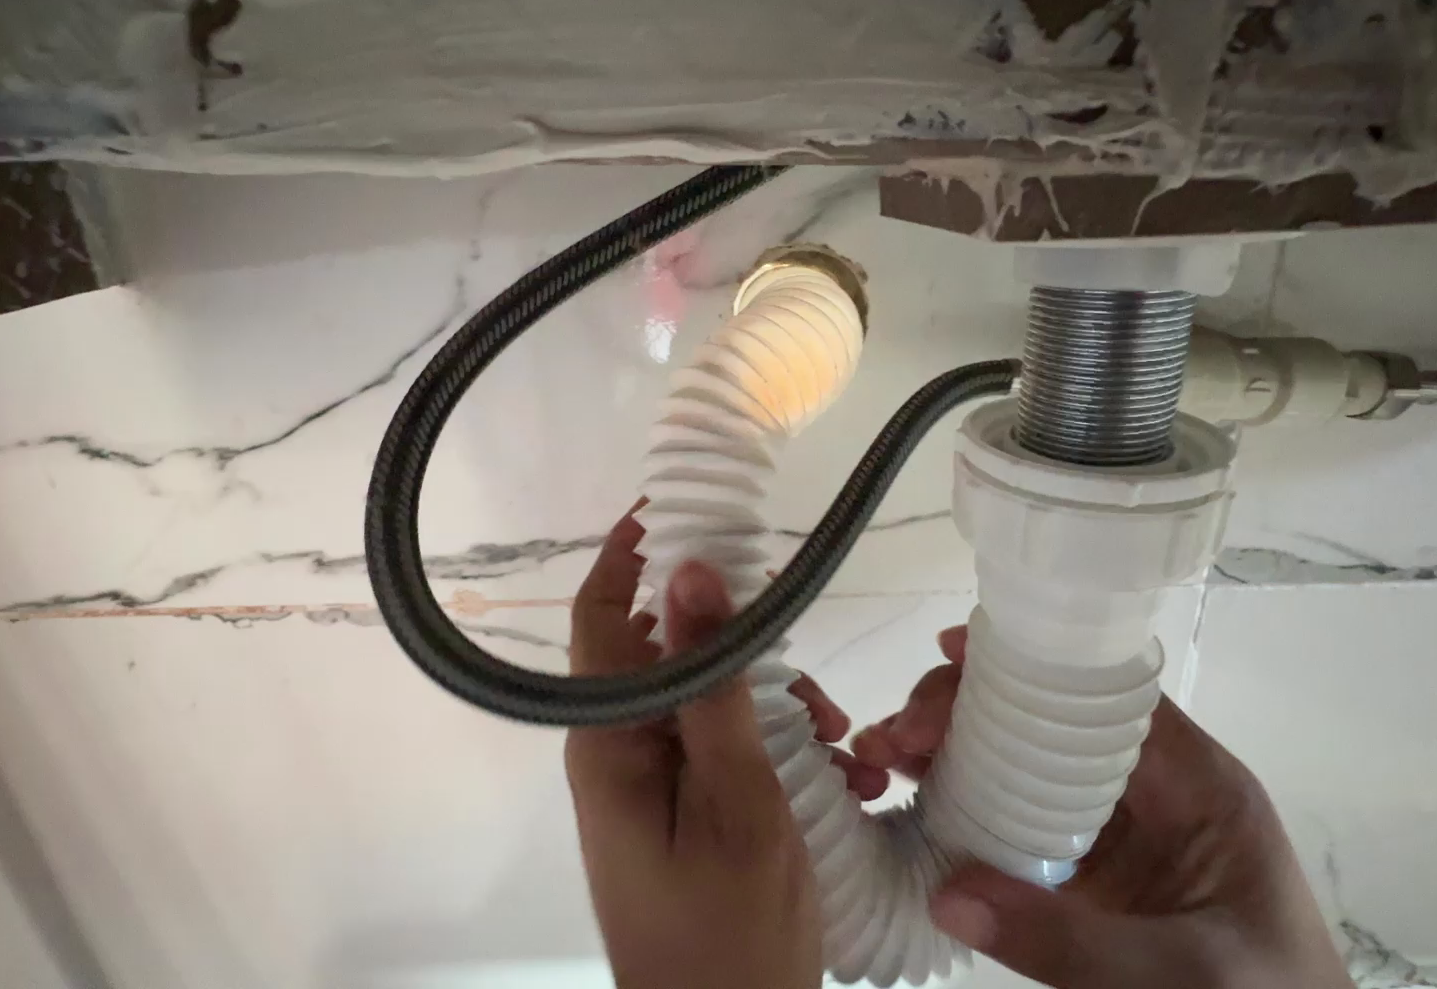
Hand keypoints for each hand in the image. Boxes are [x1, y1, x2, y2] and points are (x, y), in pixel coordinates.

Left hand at [566, 505, 873, 988]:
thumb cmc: (730, 928)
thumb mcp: (737, 796)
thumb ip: (713, 683)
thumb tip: (688, 572)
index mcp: (610, 739)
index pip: (599, 618)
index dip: (624, 556)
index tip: (668, 508)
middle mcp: (619, 747)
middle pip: (667, 650)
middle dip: (736, 639)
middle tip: (797, 647)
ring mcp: (650, 777)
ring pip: (706, 694)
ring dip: (771, 697)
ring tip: (836, 733)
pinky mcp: (681, 802)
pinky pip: (720, 741)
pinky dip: (772, 739)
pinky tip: (835, 767)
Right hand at [852, 626, 1352, 988]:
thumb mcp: (1187, 978)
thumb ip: (1070, 942)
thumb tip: (943, 895)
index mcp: (1190, 781)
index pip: (1103, 691)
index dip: (1028, 660)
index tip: (950, 651)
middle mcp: (1137, 786)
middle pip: (1041, 715)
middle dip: (961, 705)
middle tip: (899, 731)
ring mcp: (1098, 824)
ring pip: (1010, 754)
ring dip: (943, 743)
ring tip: (880, 751)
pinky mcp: (1068, 865)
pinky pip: (1000, 810)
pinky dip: (950, 793)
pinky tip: (904, 790)